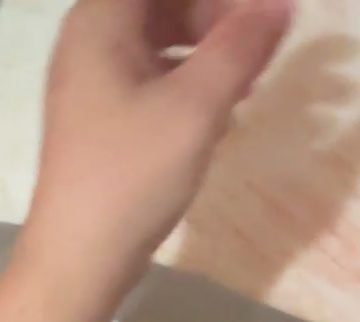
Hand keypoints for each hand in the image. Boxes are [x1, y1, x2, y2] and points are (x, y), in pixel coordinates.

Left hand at [21, 0, 295, 290]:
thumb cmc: (131, 176)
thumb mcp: (195, 108)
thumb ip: (239, 49)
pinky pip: (149, 85)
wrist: (79, 258)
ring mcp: (91, 88)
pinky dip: (185, 90)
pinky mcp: (100, 128)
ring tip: (245, 85)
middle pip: (160, 4)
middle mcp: (88, 43)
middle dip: (214, 18)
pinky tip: (217, 118)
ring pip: (156, 46)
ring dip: (204, 55)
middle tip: (257, 49)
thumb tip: (280, 4)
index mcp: (100, 20)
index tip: (256, 18)